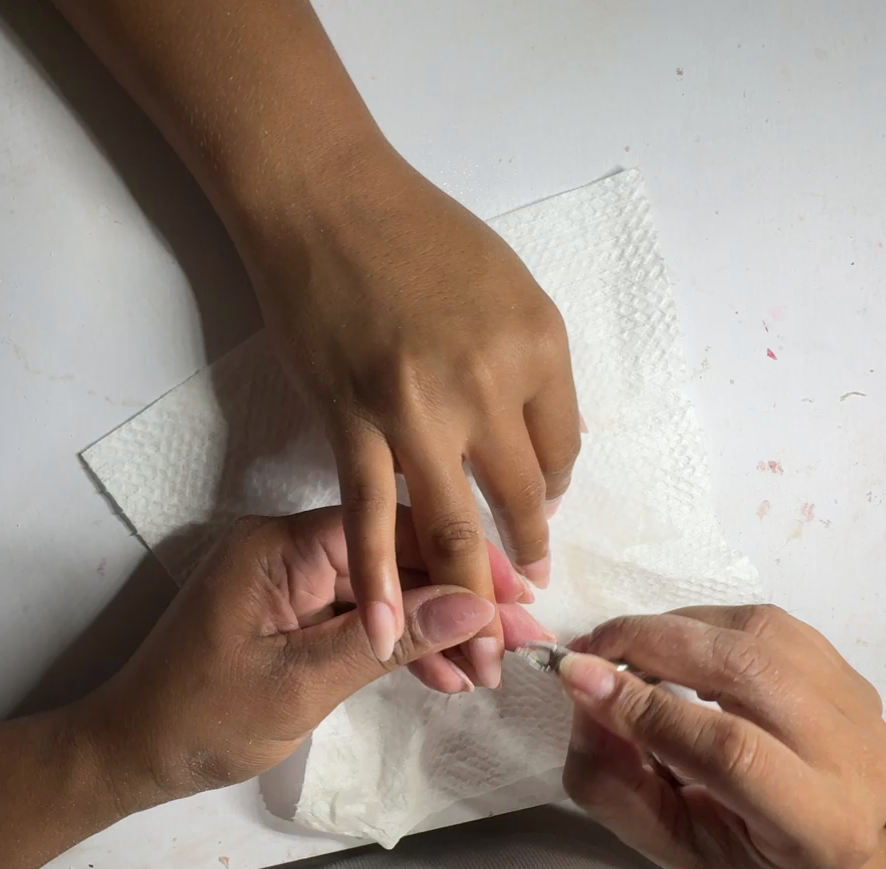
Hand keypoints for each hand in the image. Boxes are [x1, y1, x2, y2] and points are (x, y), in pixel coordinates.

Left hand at [83, 508, 551, 810]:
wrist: (138, 752)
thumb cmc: (204, 718)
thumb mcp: (301, 683)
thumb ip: (387, 641)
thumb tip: (474, 604)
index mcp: (281, 546)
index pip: (388, 529)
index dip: (458, 559)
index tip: (519, 597)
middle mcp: (290, 550)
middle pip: (393, 559)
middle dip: (457, 602)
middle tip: (518, 644)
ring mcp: (295, 583)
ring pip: (384, 592)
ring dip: (435, 630)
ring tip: (489, 670)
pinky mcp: (297, 615)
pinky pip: (361, 619)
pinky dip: (400, 647)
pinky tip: (445, 676)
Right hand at [240, 154, 579, 692]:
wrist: (323, 201)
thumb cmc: (415, 231)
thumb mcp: (504, 284)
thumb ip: (525, 364)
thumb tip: (523, 440)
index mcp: (539, 343)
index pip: (562, 450)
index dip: (549, 495)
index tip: (532, 515)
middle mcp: (488, 384)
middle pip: (521, 501)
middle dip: (525, 567)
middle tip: (523, 613)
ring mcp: (418, 411)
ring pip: (455, 526)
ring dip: (469, 596)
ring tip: (479, 649)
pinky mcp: (352, 427)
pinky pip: (375, 519)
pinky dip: (381, 581)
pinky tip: (388, 632)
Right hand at [554, 605, 885, 868]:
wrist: (813, 839)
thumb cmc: (728, 849)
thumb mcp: (654, 840)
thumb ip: (607, 778)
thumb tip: (584, 689)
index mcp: (817, 830)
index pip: (731, 753)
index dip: (645, 707)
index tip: (574, 675)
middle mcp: (857, 764)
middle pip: (749, 671)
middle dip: (651, 645)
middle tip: (588, 650)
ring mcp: (860, 709)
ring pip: (754, 634)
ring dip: (671, 629)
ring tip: (626, 650)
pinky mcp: (847, 670)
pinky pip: (763, 622)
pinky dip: (700, 623)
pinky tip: (675, 648)